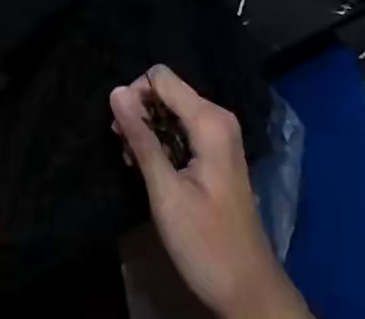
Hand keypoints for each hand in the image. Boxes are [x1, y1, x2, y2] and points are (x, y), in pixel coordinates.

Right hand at [110, 67, 310, 318]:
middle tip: (125, 153)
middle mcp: (218, 117)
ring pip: (172, 112)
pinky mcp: (216, 152)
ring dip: (148, 132)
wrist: (247, 287)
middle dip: (140, 115)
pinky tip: (150, 170)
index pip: (162, 78)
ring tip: (133, 165)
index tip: (120, 131)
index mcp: (210, 120)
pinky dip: (162, 143)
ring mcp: (220, 134)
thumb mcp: (166, 192)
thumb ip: (141, 139)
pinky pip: (183, 130)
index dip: (135, 95)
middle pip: (168, 92)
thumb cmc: (205, 241)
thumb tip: (116, 92)